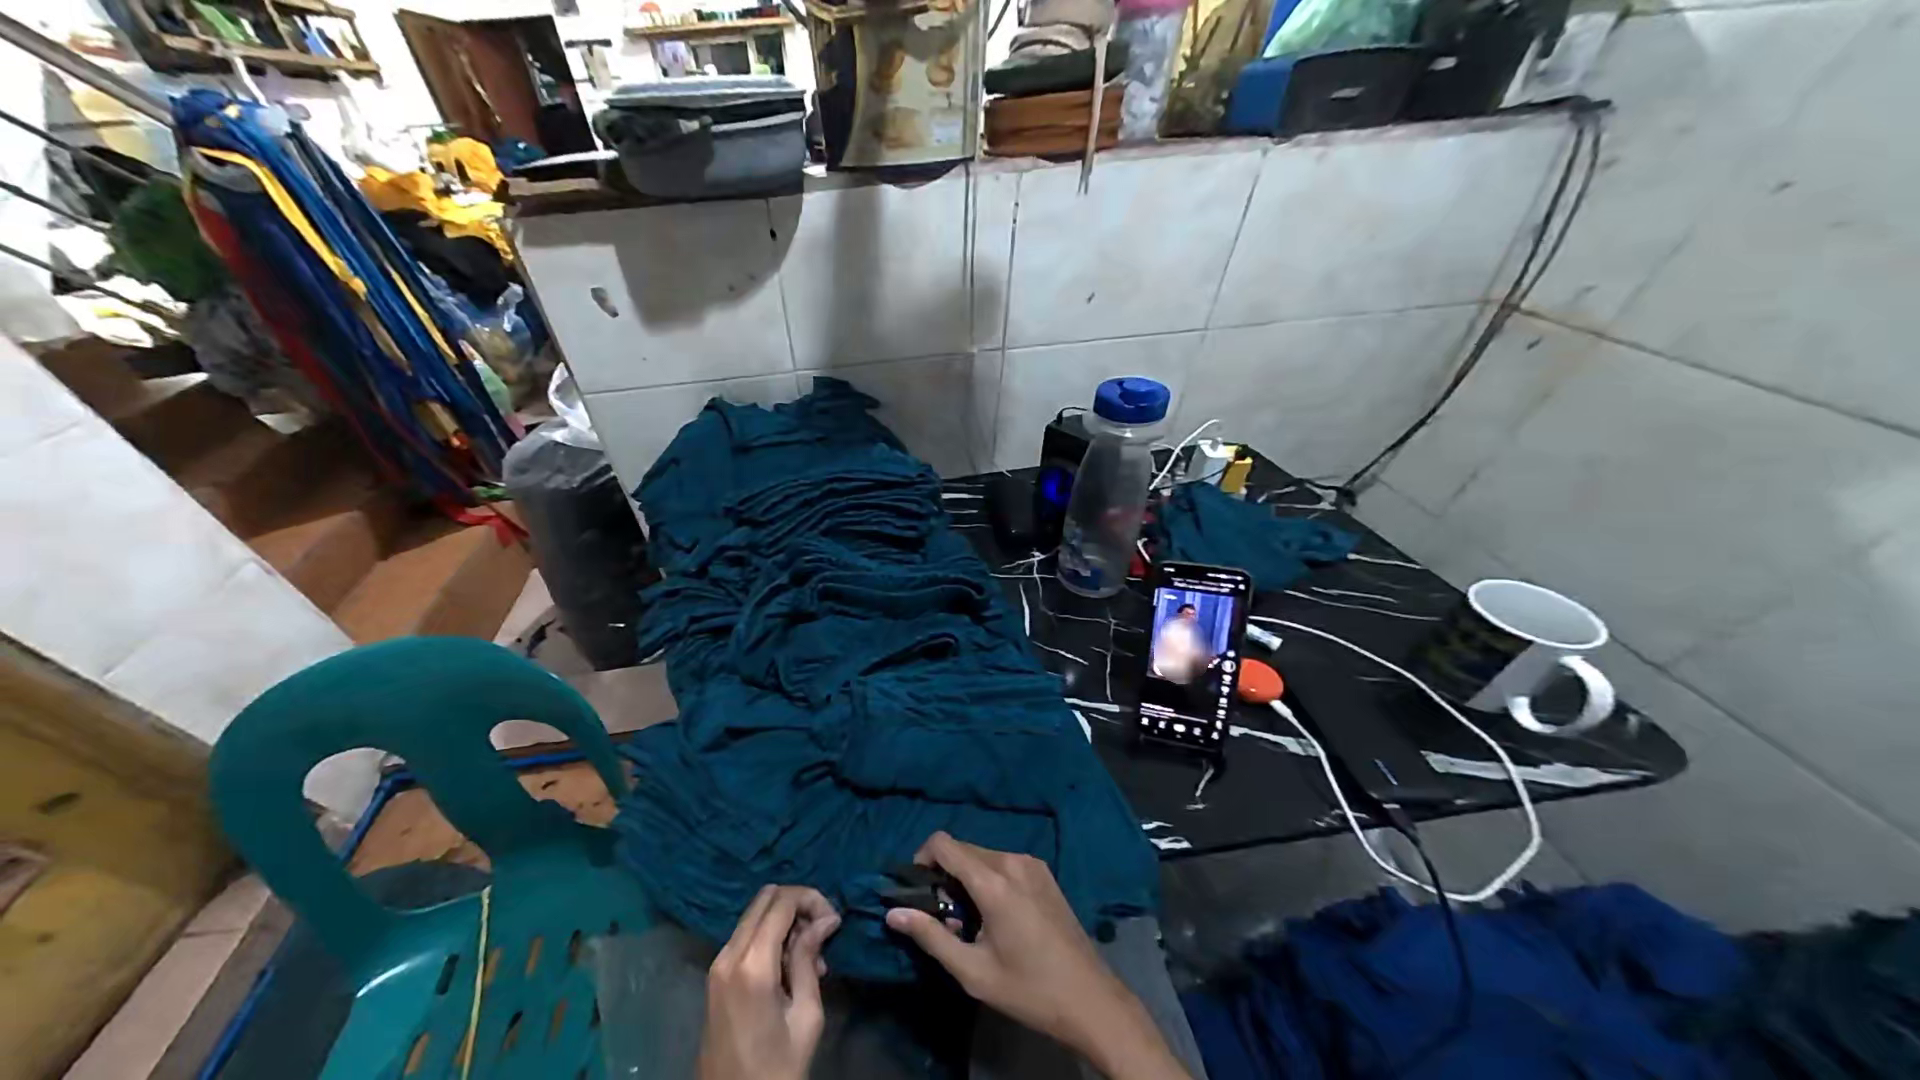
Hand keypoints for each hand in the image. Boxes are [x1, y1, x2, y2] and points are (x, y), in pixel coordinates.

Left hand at [698, 885, 841, 1079]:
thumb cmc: (776, 1069)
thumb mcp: (806, 1016)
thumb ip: (809, 959)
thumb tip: (825, 919)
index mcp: (752, 964)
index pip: (782, 901)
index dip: (812, 900)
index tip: (833, 922)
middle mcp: (728, 955)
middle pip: (765, 898)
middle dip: (798, 904)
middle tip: (822, 932)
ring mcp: (717, 965)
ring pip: (755, 914)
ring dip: (785, 922)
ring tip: (810, 959)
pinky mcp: (715, 976)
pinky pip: (746, 936)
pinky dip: (770, 936)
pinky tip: (789, 967)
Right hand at [884, 833, 1189, 1079]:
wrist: (1090, 998)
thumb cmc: (1028, 988)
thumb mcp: (973, 971)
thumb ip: (931, 937)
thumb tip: (893, 913)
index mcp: (994, 882)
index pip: (944, 844)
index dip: (921, 859)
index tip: (916, 890)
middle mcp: (1012, 861)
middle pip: (962, 849)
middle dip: (943, 875)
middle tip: (943, 917)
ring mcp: (1032, 864)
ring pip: (982, 855)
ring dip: (966, 878)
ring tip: (969, 922)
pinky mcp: (1044, 873)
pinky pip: (1003, 863)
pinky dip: (988, 878)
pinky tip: (995, 916)